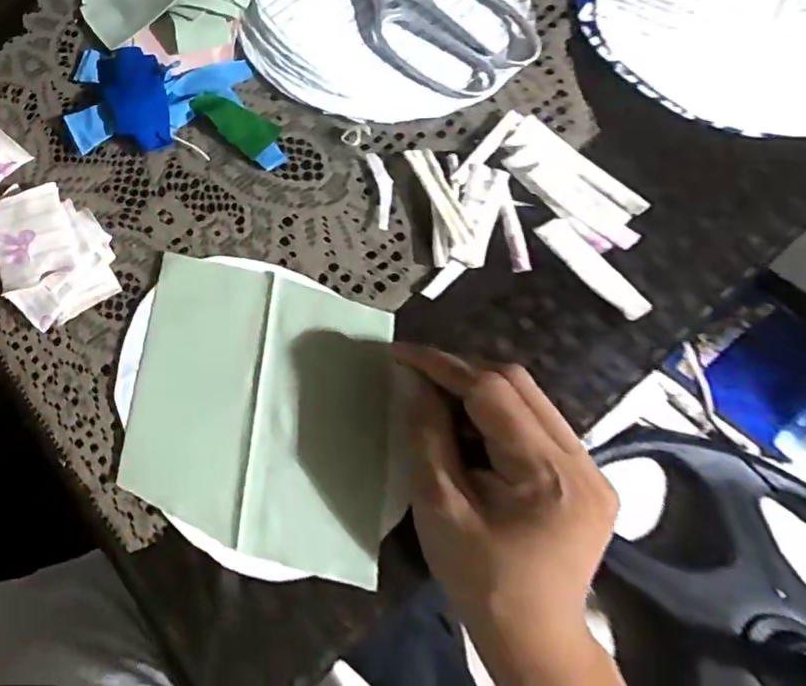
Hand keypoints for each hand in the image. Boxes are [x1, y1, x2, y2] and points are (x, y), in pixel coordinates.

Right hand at [395, 344, 620, 682]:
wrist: (529, 628)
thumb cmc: (475, 567)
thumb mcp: (436, 497)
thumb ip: (426, 432)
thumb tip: (410, 379)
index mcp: (549, 473)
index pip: (493, 391)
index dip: (440, 364)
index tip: (394, 353)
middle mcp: (582, 465)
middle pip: (519, 385)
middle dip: (458, 368)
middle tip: (408, 372)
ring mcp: (588, 472)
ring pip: (527, 398)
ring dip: (474, 386)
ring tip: (428, 396)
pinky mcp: (580, 479)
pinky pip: (532, 421)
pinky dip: (490, 409)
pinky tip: (459, 424)